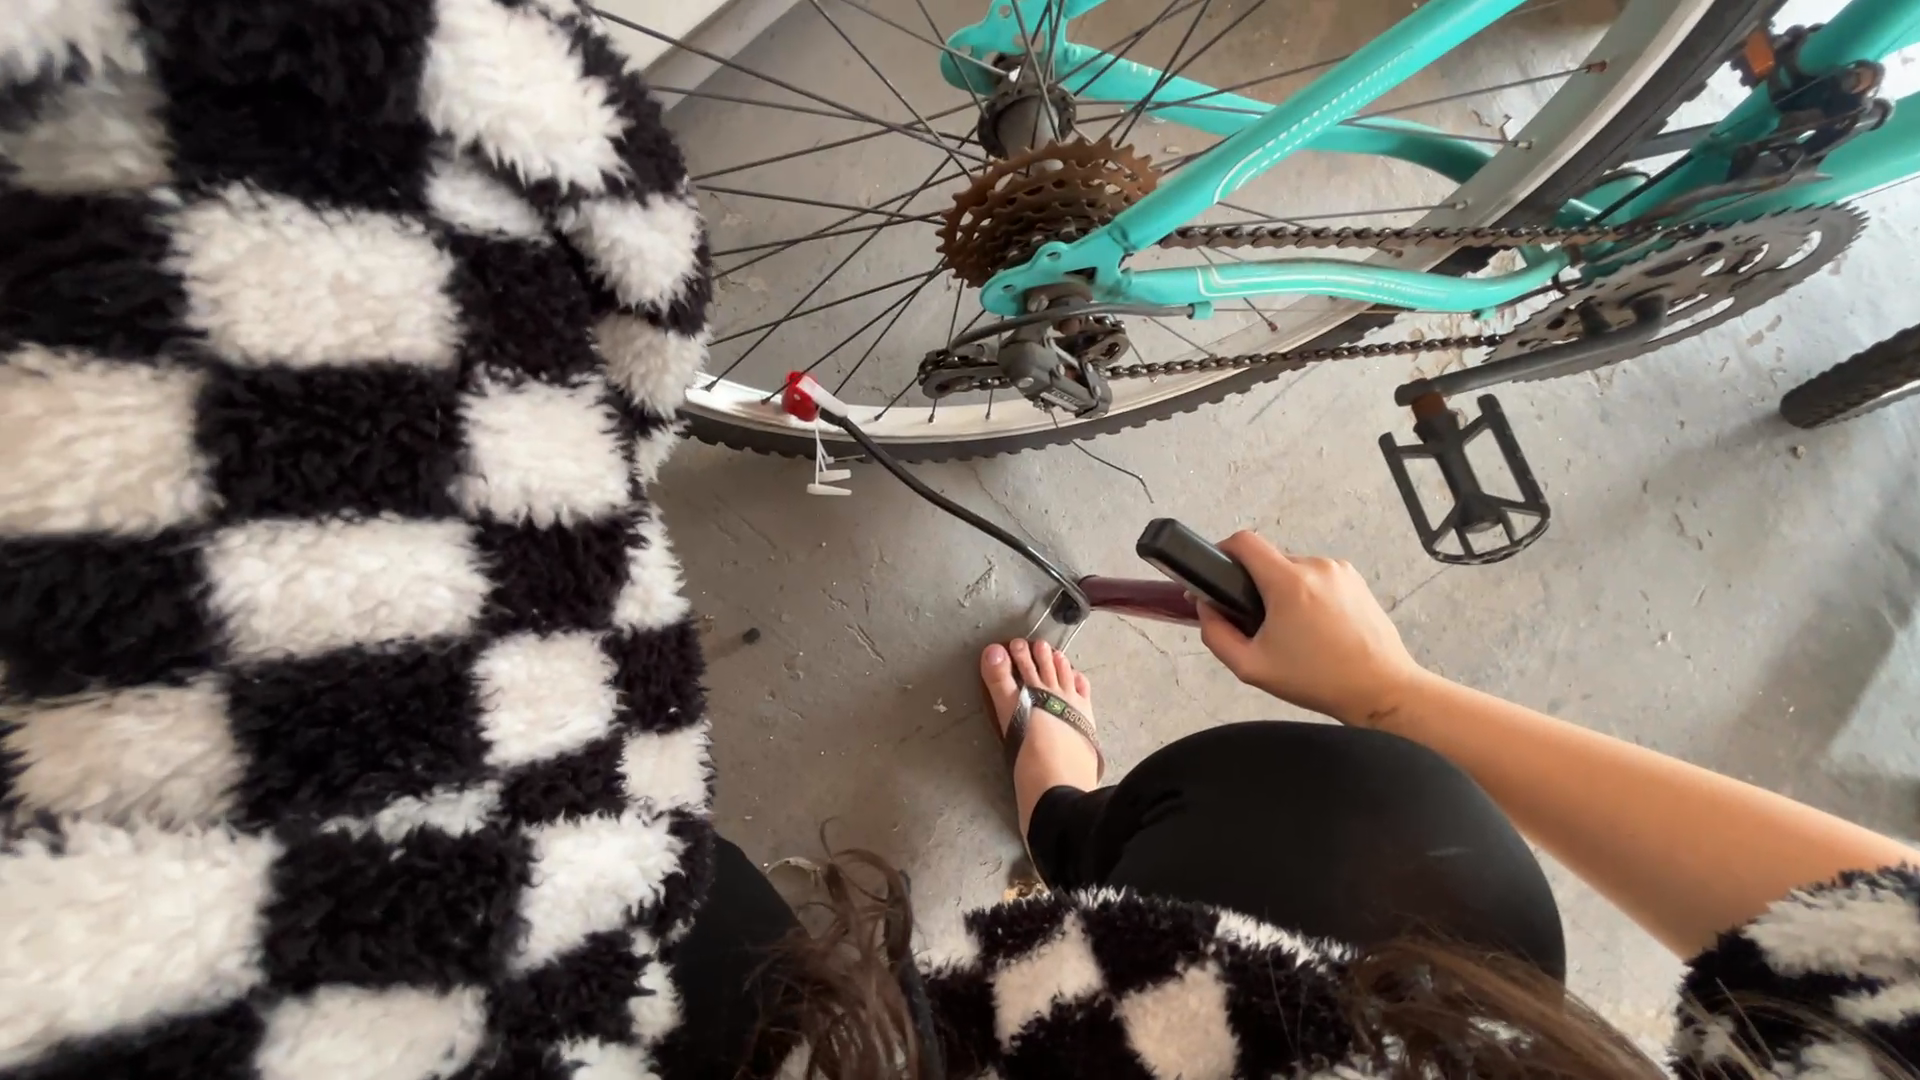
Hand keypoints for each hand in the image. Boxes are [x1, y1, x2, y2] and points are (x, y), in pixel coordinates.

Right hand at [1196, 532, 1425, 726]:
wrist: (1383, 690)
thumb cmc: (1316, 680)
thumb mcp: (1251, 667)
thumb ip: (1215, 635)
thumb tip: (1205, 607)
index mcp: (1288, 582)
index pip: (1244, 542)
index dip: (1222, 550)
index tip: (1217, 573)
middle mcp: (1315, 566)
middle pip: (1267, 559)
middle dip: (1254, 583)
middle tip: (1255, 620)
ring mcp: (1340, 570)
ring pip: (1292, 569)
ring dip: (1282, 590)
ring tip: (1290, 628)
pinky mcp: (1356, 580)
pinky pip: (1316, 576)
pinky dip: (1306, 594)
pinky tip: (1314, 625)